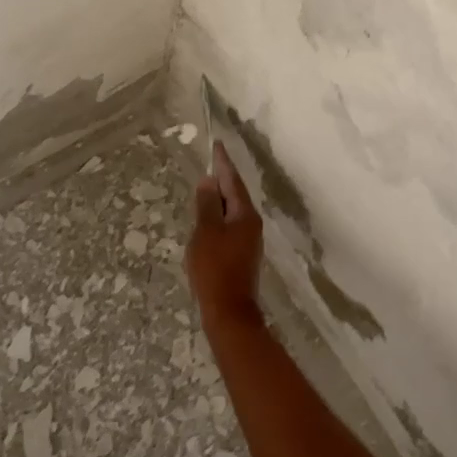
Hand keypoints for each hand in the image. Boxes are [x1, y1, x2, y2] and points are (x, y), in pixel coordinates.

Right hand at [187, 142, 264, 325]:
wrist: (229, 311)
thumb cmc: (215, 268)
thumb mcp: (206, 232)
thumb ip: (207, 205)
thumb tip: (209, 181)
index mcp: (245, 214)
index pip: (232, 181)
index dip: (222, 162)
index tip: (217, 145)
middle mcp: (251, 224)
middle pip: (235, 194)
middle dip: (222, 178)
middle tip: (210, 161)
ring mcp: (248, 240)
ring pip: (232, 210)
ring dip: (219, 198)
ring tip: (205, 186)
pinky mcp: (241, 254)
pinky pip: (229, 225)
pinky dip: (218, 215)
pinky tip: (207, 218)